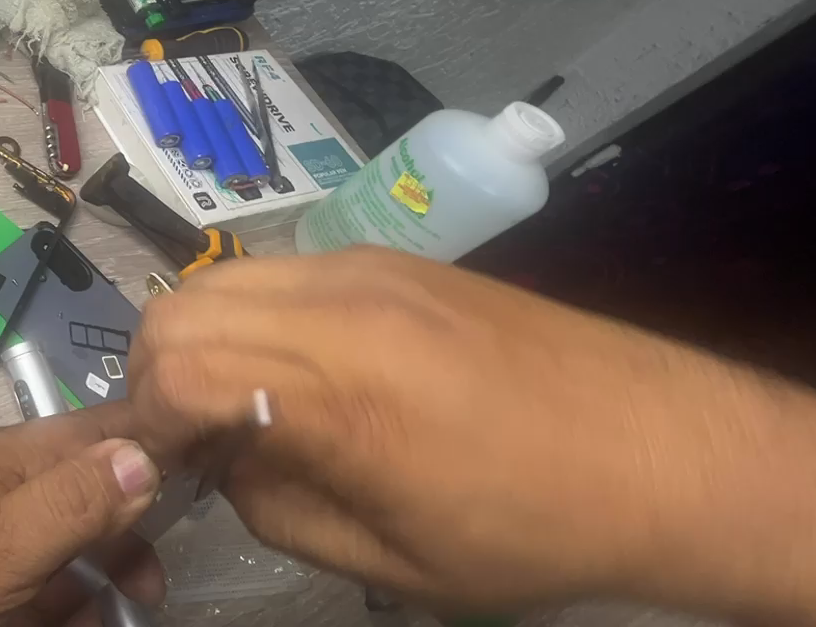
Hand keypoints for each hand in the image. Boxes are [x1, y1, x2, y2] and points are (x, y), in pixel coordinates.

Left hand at [0, 404, 163, 626]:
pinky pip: (14, 558)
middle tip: (146, 594)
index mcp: (5, 452)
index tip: (204, 465)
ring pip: (49, 531)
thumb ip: (71, 503)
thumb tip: (145, 453)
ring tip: (101, 615)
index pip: (93, 429)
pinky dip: (42, 588)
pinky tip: (50, 613)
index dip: (148, 441)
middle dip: (119, 537)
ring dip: (83, 573)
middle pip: (78, 487)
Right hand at [128, 248, 815, 620]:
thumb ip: (270, 505)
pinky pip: (260, 270)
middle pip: (175, 312)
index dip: (148, 416)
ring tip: (224, 384)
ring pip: (207, 280)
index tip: (162, 454)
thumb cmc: (531, 528)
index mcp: (344, 405)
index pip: (185, 375)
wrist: (667, 447)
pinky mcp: (367, 252)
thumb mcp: (390, 565)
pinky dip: (236, 312)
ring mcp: (349, 269)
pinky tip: (279, 353)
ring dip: (188, 334)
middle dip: (151, 371)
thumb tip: (214, 454)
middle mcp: (333, 314)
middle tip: (181, 420)